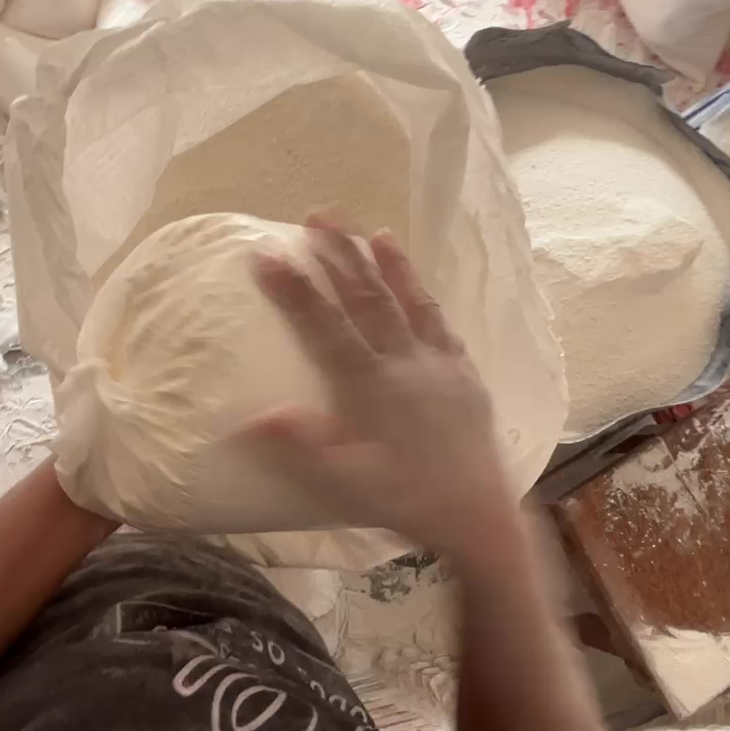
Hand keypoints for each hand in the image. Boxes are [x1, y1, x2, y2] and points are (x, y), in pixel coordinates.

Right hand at [244, 217, 520, 553]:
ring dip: (389, 266)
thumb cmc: (405, 500)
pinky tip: (421, 289)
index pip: (324, 326)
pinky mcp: (465, 375)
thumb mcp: (344, 482)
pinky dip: (427, 301)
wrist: (478, 514)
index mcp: (371, 384)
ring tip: (373, 232)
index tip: (267, 255)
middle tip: (318, 215)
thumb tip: (251, 417)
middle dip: (340, 255)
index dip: (294, 289)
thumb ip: (300, 445)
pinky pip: (443, 326)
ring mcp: (440, 364)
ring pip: (410, 303)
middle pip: (367, 299)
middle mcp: (406, 362)